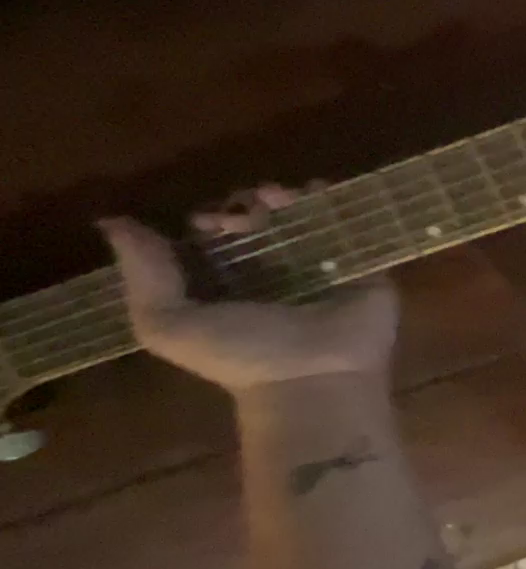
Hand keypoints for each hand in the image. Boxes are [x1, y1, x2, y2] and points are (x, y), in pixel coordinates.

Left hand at [99, 188, 397, 396]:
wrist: (313, 376)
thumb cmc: (240, 354)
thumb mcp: (167, 323)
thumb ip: (144, 275)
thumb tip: (114, 221)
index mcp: (232, 285)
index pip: (220, 239)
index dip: (210, 221)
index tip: (207, 222)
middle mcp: (278, 273)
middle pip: (265, 224)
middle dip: (250, 207)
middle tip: (249, 210)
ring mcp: (326, 269)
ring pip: (309, 220)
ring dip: (293, 198)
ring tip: (282, 194)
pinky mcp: (367, 269)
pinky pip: (356, 230)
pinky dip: (342, 206)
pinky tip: (322, 192)